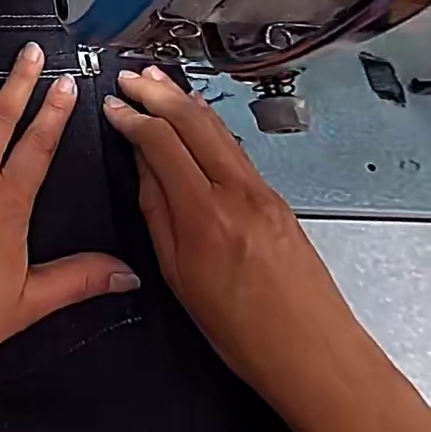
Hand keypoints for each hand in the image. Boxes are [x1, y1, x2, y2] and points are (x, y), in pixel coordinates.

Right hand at [102, 67, 430, 431]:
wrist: (316, 355)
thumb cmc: (249, 333)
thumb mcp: (179, 277)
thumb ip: (156, 213)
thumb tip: (142, 167)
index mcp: (205, 216)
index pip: (161, 141)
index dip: (132, 117)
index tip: (114, 106)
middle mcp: (237, 192)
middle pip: (190, 119)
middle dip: (155, 91)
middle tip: (131, 76)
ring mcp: (261, 188)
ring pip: (215, 124)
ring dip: (181, 96)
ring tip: (157, 80)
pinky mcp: (274, 193)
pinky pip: (234, 142)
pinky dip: (208, 118)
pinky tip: (196, 111)